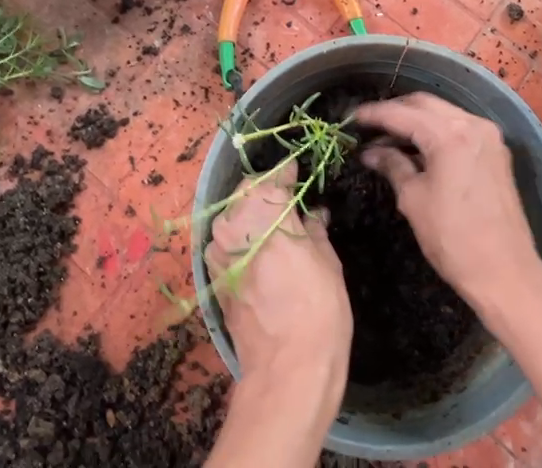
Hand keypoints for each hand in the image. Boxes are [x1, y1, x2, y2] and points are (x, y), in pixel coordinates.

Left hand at [205, 159, 351, 399]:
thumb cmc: (319, 311)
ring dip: (251, 214)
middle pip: (246, 193)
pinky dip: (242, 240)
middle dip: (266, 191)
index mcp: (263, 214)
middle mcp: (232, 226)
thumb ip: (315, 230)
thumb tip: (313, 214)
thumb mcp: (328, 262)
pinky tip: (261, 250)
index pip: (273, 178)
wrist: (287, 370)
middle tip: (289, 197)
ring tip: (275, 223)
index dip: (288, 172)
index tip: (299, 170)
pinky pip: (226, 244)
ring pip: (232, 217)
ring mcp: (217, 253)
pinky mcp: (213, 277)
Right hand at [352, 93, 541, 311]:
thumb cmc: (453, 239)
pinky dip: (435, 132)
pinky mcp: (496, 152)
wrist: (505, 273)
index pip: (402, 114)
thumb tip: (370, 152)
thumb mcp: (414, 199)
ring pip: (443, 113)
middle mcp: (473, 124)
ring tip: (387, 139)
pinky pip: (459, 129)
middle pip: (425, 104)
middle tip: (368, 126)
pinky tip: (416, 148)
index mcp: (451, 134)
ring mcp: (489, 137)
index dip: (373, 115)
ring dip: (415, 121)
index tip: (350, 117)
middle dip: (395, 111)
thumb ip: (392, 165)